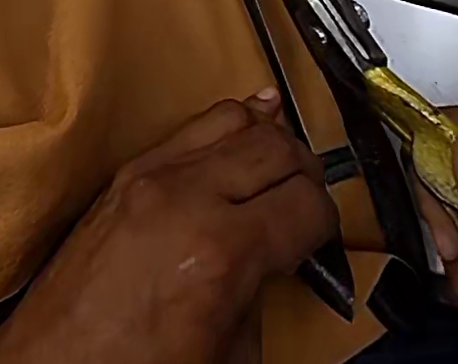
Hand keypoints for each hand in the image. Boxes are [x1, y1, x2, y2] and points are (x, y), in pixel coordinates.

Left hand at [0, 91, 338, 363]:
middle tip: (307, 201)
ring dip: (270, 138)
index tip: (320, 237)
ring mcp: (155, 173)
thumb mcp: (226, 356)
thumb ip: (264, 292)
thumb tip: (281, 249)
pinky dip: (230, 120)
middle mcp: (188, 196)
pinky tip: (249, 121)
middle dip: (305, 172)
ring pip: (238, 118)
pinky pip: (195, 123)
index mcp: (220, 253)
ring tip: (281, 163)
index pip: (306, 203)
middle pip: (278, 148)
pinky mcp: (132, 167)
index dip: (326, 222)